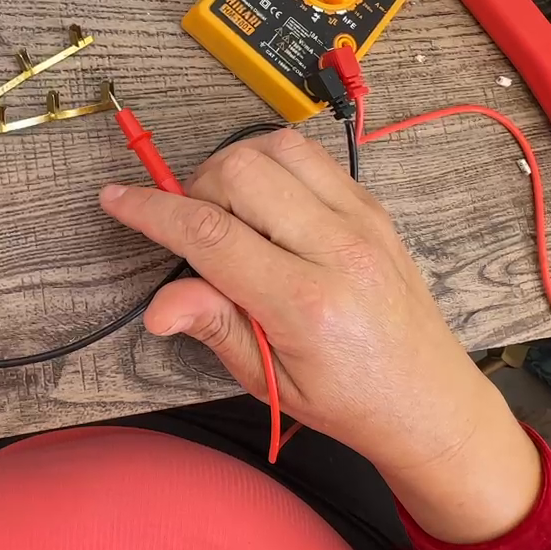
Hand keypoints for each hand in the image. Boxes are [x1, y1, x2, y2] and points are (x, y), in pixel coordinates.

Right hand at [101, 128, 541, 542]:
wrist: (434, 402)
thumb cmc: (349, 400)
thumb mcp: (269, 381)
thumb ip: (213, 326)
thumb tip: (157, 306)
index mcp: (306, 304)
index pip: (209, 233)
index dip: (151, 210)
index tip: (116, 198)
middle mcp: (338, 248)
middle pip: (239, 172)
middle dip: (195, 189)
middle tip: (193, 228)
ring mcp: (361, 219)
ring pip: (273, 147)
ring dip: (232, 167)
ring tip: (228, 210)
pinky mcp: (372, 204)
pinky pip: (307, 153)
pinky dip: (269, 162)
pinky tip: (264, 201)